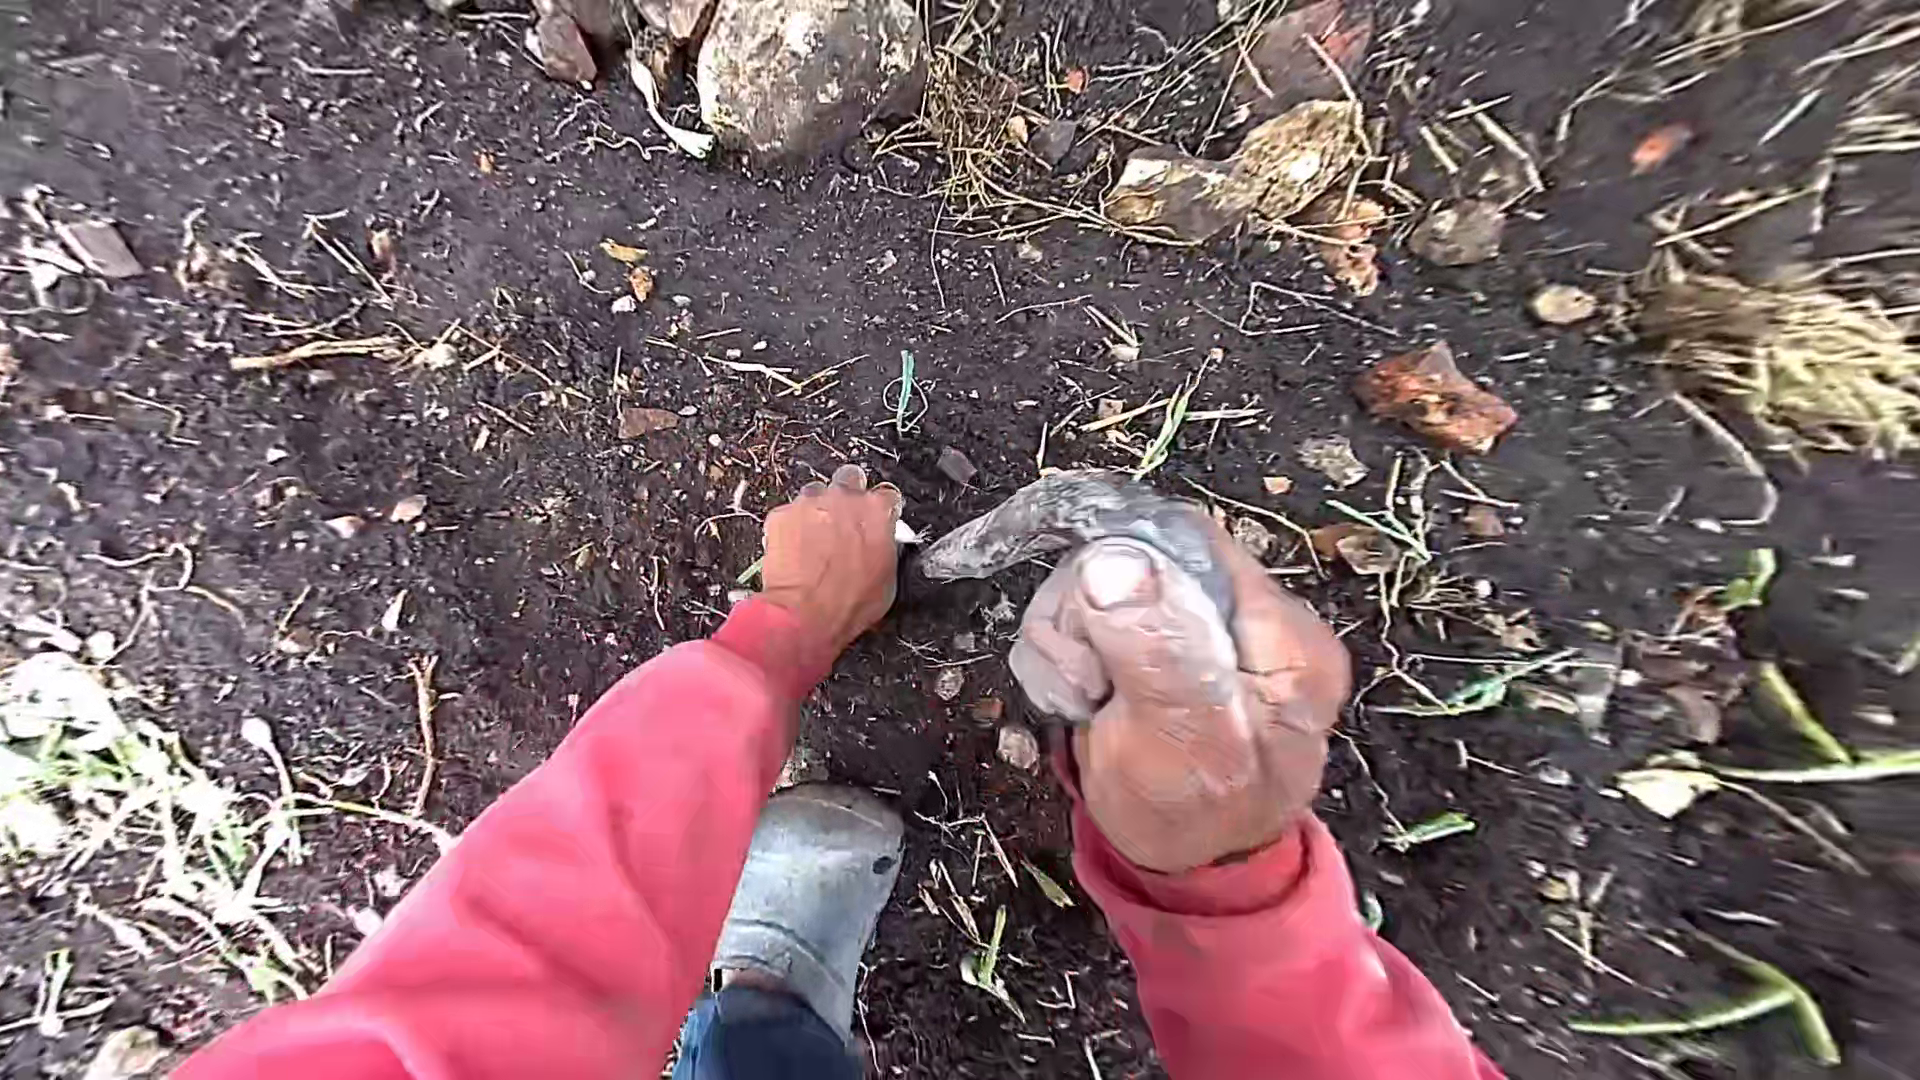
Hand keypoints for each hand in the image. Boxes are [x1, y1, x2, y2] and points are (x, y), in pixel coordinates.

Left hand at [759, 464, 903, 658]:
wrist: (805, 615)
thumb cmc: (848, 603)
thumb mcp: (888, 579)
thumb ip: (886, 547)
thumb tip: (882, 546)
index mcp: (877, 511)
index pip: (886, 496)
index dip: (881, 510)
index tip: (875, 521)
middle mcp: (844, 498)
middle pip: (850, 479)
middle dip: (848, 496)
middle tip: (845, 522)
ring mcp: (810, 504)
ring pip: (816, 493)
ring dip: (818, 511)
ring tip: (816, 541)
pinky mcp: (782, 515)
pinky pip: (789, 513)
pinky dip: (792, 527)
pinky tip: (796, 551)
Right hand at [1009, 517, 1349, 872]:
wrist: (1174, 859)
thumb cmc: (1192, 814)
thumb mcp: (1186, 742)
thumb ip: (1160, 653)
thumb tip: (1114, 561)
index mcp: (1274, 632)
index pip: (1189, 541)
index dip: (1127, 563)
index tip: (1093, 620)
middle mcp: (1230, 614)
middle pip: (1126, 556)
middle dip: (1085, 616)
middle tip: (1092, 680)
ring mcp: (1179, 625)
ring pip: (1086, 584)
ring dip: (1064, 641)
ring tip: (1085, 696)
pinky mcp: (1138, 641)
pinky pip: (1070, 616)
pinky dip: (1057, 655)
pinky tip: (1077, 695)